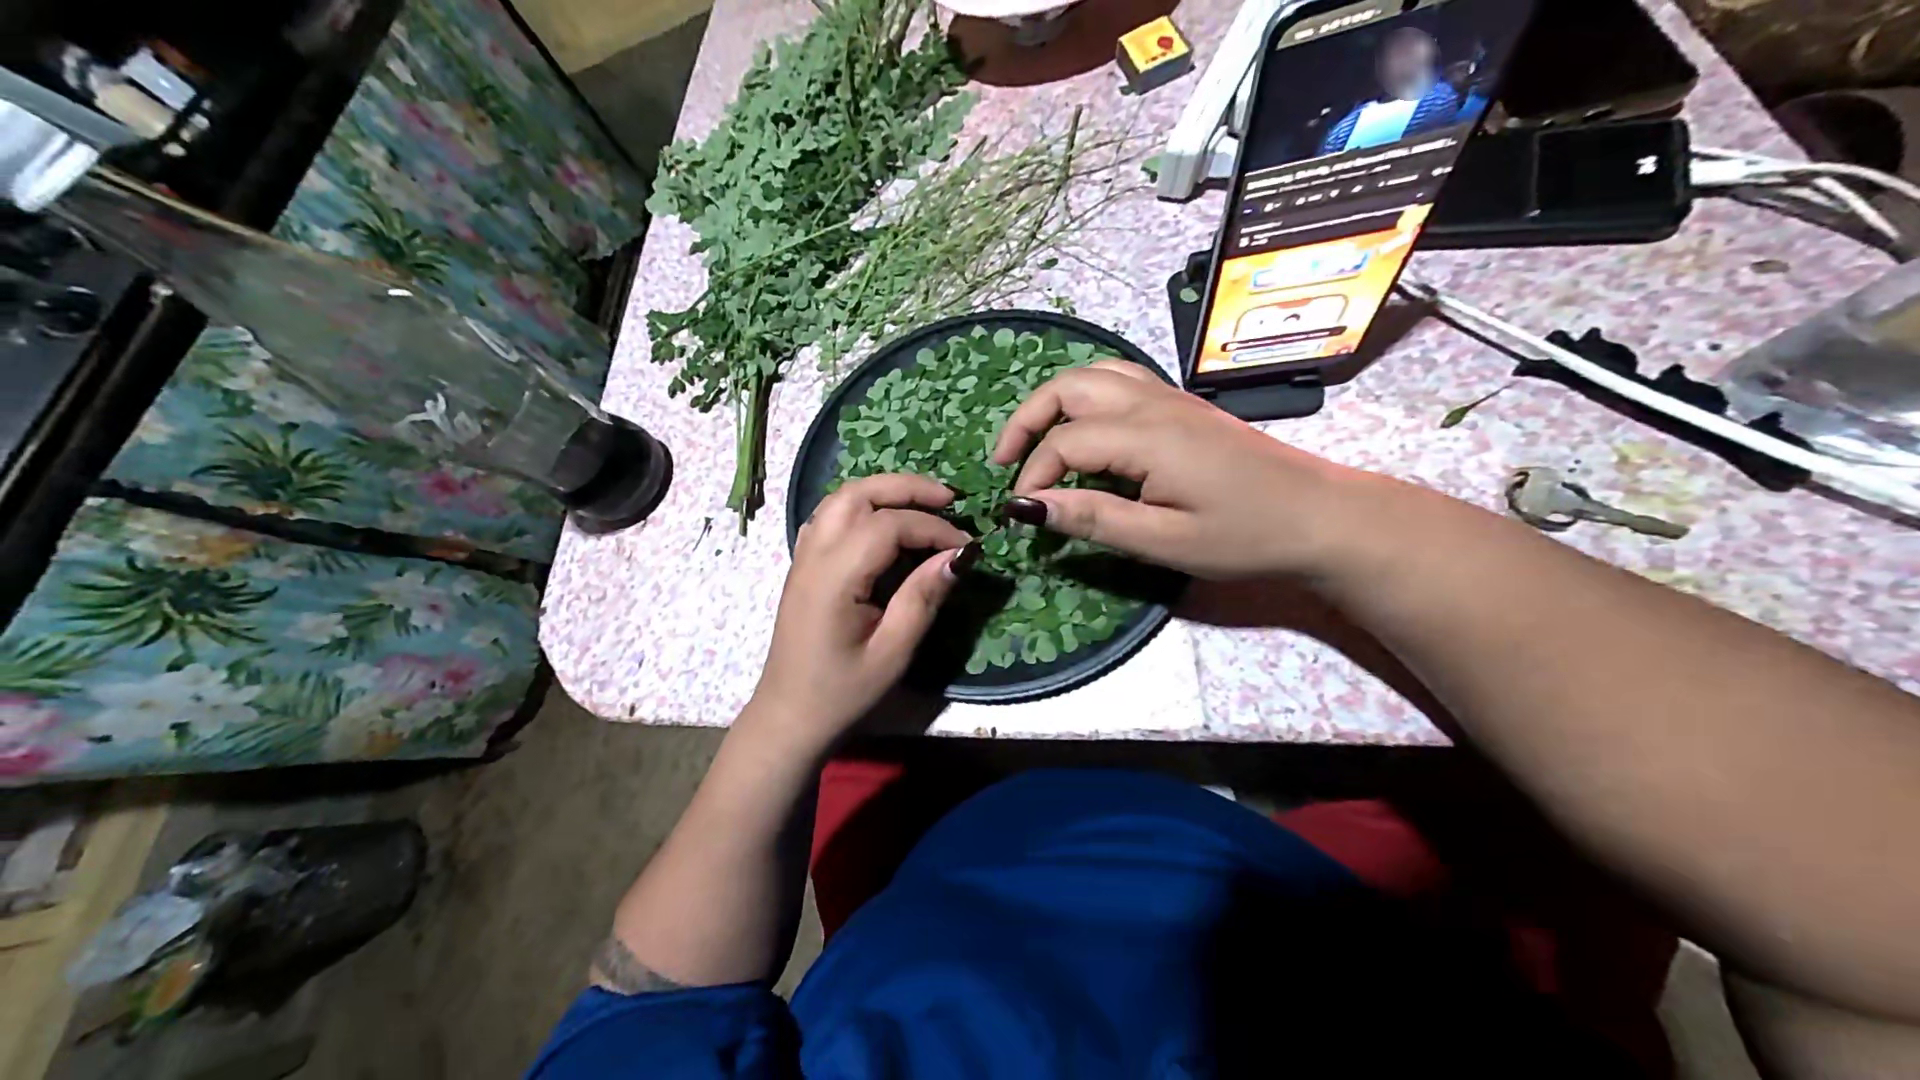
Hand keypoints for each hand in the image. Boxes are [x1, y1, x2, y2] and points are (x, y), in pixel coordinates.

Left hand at [750, 474, 971, 747]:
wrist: (790, 715)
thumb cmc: (843, 691)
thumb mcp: (893, 652)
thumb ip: (923, 597)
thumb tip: (959, 555)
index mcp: (834, 577)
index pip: (887, 525)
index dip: (931, 527)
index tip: (966, 546)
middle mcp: (813, 555)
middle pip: (858, 494)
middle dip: (906, 488)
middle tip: (949, 498)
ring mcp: (804, 556)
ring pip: (841, 498)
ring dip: (883, 492)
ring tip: (924, 504)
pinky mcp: (804, 564)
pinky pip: (830, 515)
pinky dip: (862, 505)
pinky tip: (885, 523)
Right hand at [990, 360, 1381, 579]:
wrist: (1319, 516)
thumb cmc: (1244, 536)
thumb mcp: (1163, 540)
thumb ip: (1093, 518)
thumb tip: (1027, 507)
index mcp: (1146, 436)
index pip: (1064, 443)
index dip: (1033, 477)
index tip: (1021, 517)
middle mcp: (1152, 403)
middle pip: (1068, 388)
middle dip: (1027, 420)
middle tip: (1005, 463)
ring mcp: (1169, 398)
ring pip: (1092, 375)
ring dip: (1054, 403)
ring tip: (1036, 443)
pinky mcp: (1181, 405)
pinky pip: (1119, 380)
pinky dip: (1085, 397)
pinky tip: (1085, 430)